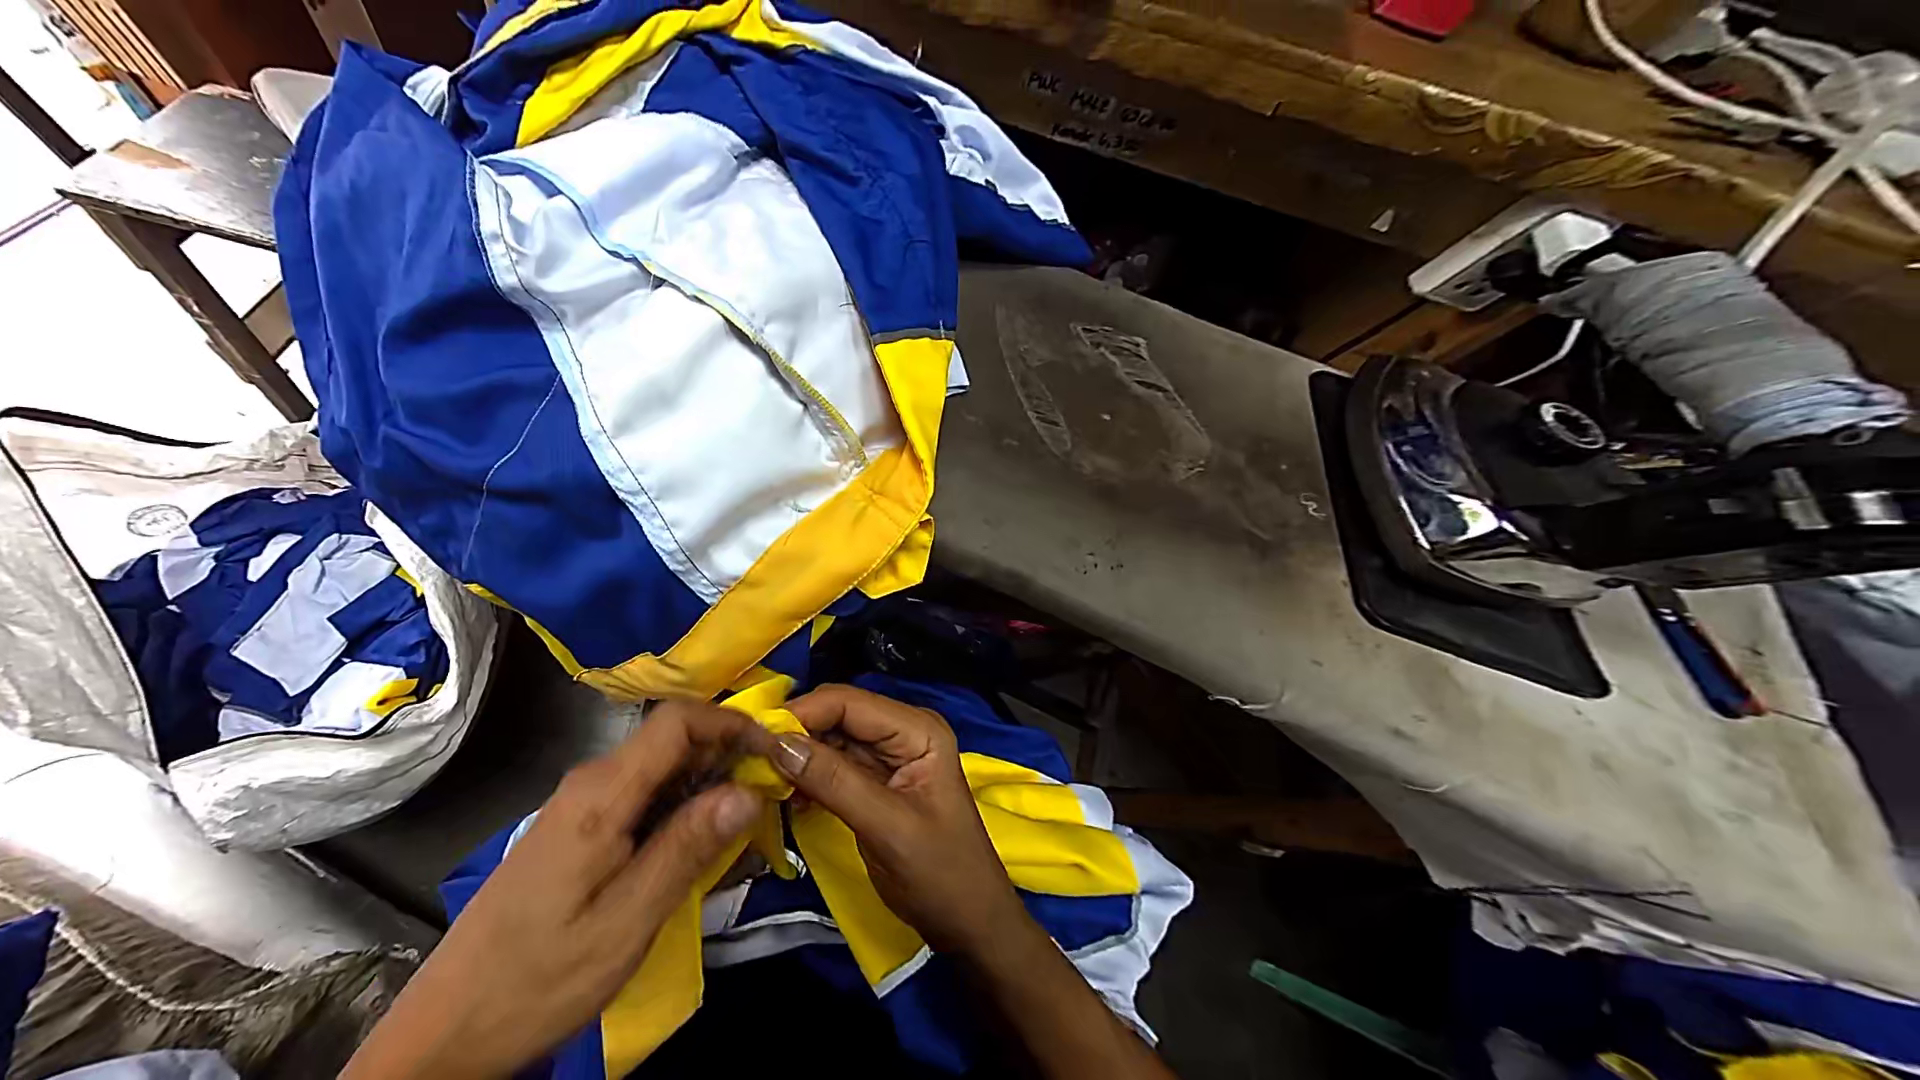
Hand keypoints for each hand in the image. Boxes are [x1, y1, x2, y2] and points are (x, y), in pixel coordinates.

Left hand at [343, 702, 764, 1079]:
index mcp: (602, 794)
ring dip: (709, 783)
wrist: (447, 1032)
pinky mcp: (581, 827)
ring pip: (663, 767)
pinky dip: (683, 805)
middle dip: (728, 755)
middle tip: (770, 793)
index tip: (774, 751)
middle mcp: (592, 783)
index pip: (677, 720)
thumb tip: (749, 789)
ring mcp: (583, 804)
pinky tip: (699, 842)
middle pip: (673, 740)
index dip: (732, 723)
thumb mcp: (627, 920)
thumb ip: (688, 847)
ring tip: (744, 821)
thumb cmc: (540, 978)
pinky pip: (645, 794)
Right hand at [771, 685, 1177, 1079]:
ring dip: (796, 758)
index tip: (753, 739)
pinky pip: (832, 766)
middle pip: (836, 716)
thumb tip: (777, 743)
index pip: (848, 702)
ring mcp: (888, 756)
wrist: (969, 922)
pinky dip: (807, 778)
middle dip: (794, 734)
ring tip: (759, 782)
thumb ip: (835, 781)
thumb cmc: (941, 874)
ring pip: (829, 740)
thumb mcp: (888, 828)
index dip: (801, 713)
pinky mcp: (874, 782)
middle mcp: (902, 731)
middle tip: (748, 762)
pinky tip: (785, 798)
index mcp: (918, 730)